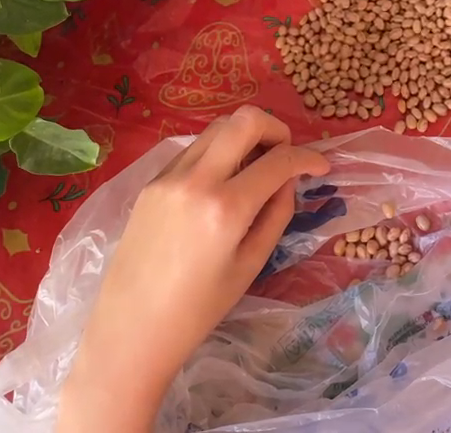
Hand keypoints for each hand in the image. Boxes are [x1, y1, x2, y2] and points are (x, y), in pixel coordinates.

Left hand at [61, 107, 328, 431]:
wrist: (130, 331)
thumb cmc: (197, 309)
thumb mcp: (251, 265)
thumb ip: (277, 213)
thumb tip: (287, 179)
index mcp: (226, 208)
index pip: (279, 160)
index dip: (308, 158)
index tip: (321, 166)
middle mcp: (196, 179)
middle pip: (246, 119)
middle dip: (277, 129)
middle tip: (286, 155)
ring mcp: (169, 175)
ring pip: (219, 126)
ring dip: (246, 136)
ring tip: (256, 168)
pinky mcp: (152, 180)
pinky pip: (196, 147)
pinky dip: (220, 151)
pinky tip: (224, 182)